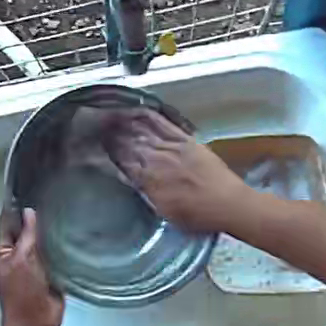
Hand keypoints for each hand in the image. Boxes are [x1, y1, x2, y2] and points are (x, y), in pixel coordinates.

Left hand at [0, 207, 62, 325]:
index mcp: (4, 250)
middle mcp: (18, 255)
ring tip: (62, 210)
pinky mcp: (51, 272)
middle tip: (49, 196)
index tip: (25, 188)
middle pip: (27, 230)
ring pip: (42, 241)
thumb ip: (26, 235)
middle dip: (35, 217)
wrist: (35, 324)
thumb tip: (29, 213)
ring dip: (50, 231)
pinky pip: (56, 254)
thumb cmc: (20, 297)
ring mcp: (35, 263)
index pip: (8, 221)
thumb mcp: (21, 259)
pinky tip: (71, 234)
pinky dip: (61, 246)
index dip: (15, 206)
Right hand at [103, 110, 254, 233]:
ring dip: (126, 122)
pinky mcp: (187, 140)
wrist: (228, 203)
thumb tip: (129, 177)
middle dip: (113, 134)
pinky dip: (150, 116)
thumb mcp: (164, 211)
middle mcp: (158, 159)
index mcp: (150, 179)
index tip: (98, 143)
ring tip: (112, 115)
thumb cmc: (197, 215)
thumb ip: (146, 192)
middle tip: (98, 124)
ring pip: (144, 131)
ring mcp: (173, 147)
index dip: (109, 151)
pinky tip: (139, 110)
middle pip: (130, 143)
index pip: (123, 161)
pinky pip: (165, 124)